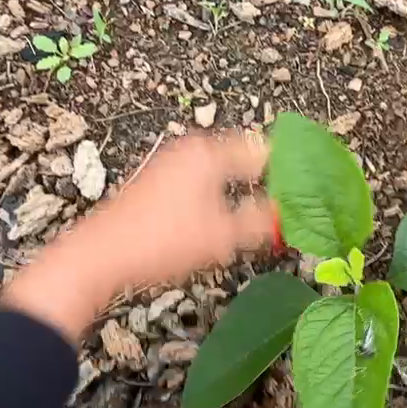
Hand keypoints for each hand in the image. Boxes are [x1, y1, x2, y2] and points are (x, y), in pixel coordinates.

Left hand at [0, 130, 275, 339]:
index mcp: (209, 151)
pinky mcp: (158, 185)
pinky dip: (220, 197)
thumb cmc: (162, 241)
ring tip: (265, 216)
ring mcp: (171, 165)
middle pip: (242, 159)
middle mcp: (191, 150)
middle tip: (292, 205)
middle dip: (266, 181)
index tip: (308, 189)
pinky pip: (203, 184)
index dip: (288, 170)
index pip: (263, 151)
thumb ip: (262, 223)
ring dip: (243, 191)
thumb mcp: (222, 236)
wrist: (97, 257)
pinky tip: (226, 223)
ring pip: (221, 173)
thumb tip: (293, 216)